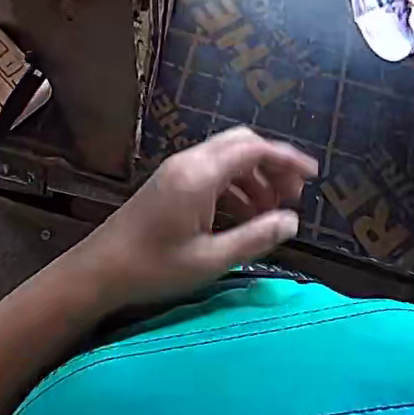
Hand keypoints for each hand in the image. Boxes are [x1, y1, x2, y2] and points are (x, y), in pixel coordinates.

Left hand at [71, 128, 317, 308]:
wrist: (99, 270)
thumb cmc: (153, 268)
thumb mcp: (211, 260)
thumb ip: (255, 237)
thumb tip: (292, 222)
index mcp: (199, 175)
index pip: (253, 149)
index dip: (287, 158)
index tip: (314, 175)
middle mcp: (188, 162)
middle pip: (240, 144)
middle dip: (271, 164)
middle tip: (294, 195)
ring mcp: (175, 170)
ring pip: (225, 157)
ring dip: (253, 176)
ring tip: (272, 210)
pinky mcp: (168, 182)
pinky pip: (210, 171)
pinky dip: (233, 185)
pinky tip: (243, 214)